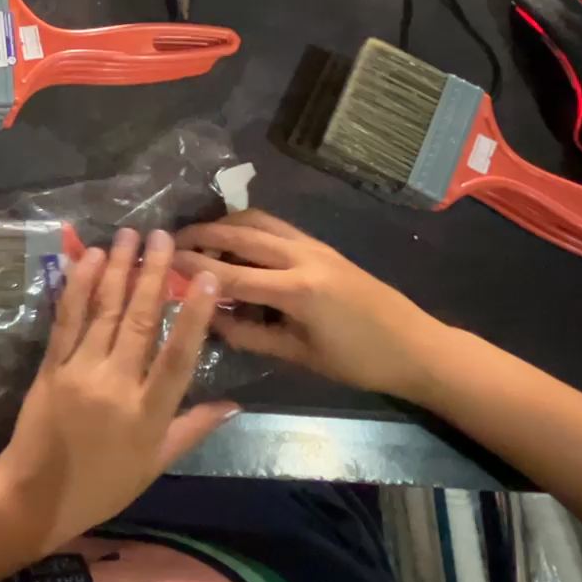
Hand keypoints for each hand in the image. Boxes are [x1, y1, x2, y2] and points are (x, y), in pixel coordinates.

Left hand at [0, 229, 238, 554]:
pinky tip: (90, 259)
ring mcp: (81, 371)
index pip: (178, 358)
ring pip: (105, 312)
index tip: (207, 278)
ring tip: (129, 235)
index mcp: (148, 414)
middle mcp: (116, 385)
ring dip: (118, 269)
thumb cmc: (104, 484)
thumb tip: (234, 403)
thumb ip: (193, 428)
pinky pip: (67, 320)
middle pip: (140, 322)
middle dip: (153, 274)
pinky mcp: (52, 365)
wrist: (37, 494)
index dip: (194, 316)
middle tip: (162, 236)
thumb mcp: (156, 464)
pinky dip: (79, 287)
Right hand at [174, 210, 453, 398]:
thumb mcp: (300, 356)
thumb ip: (250, 335)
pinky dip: (246, 225)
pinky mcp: (320, 244)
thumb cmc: (359, 361)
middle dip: (201, 234)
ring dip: (223, 224)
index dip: (193, 267)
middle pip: (239, 234)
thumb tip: (208, 319)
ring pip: (256, 220)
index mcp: (298, 290)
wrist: (417, 347)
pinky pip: (274, 225)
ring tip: (198, 238)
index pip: (231, 273)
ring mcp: (313, 245)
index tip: (163, 261)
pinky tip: (233, 239)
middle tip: (170, 241)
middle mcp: (302, 257)